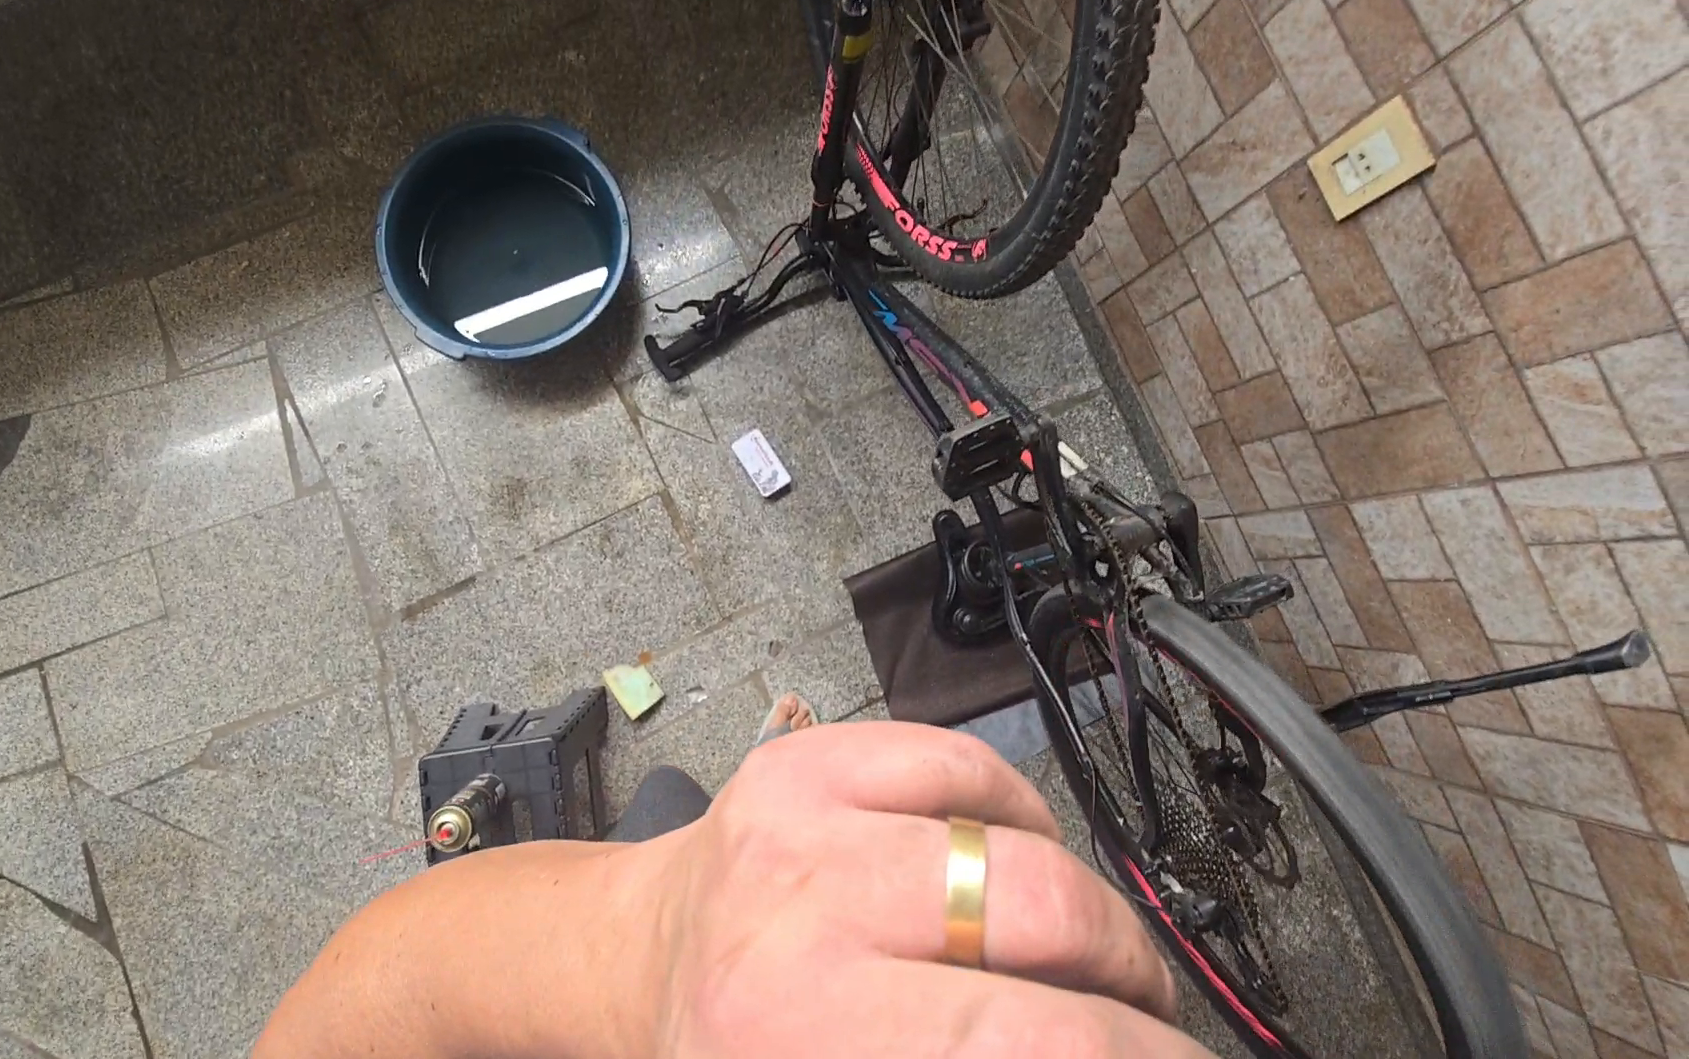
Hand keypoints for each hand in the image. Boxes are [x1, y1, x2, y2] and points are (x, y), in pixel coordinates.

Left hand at [633, 720, 1211, 1056]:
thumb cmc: (729, 1051)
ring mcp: (801, 810)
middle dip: (1131, 979)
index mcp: (805, 1036)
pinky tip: (1015, 856)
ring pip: (1015, 831)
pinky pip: (958, 760)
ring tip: (1085, 948)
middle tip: (1141, 1018)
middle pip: (1040, 909)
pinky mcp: (805, 755)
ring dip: (1083, 901)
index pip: (1026, 1041)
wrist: (643, 950)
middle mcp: (801, 910)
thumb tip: (1086, 1044)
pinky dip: (1018, 813)